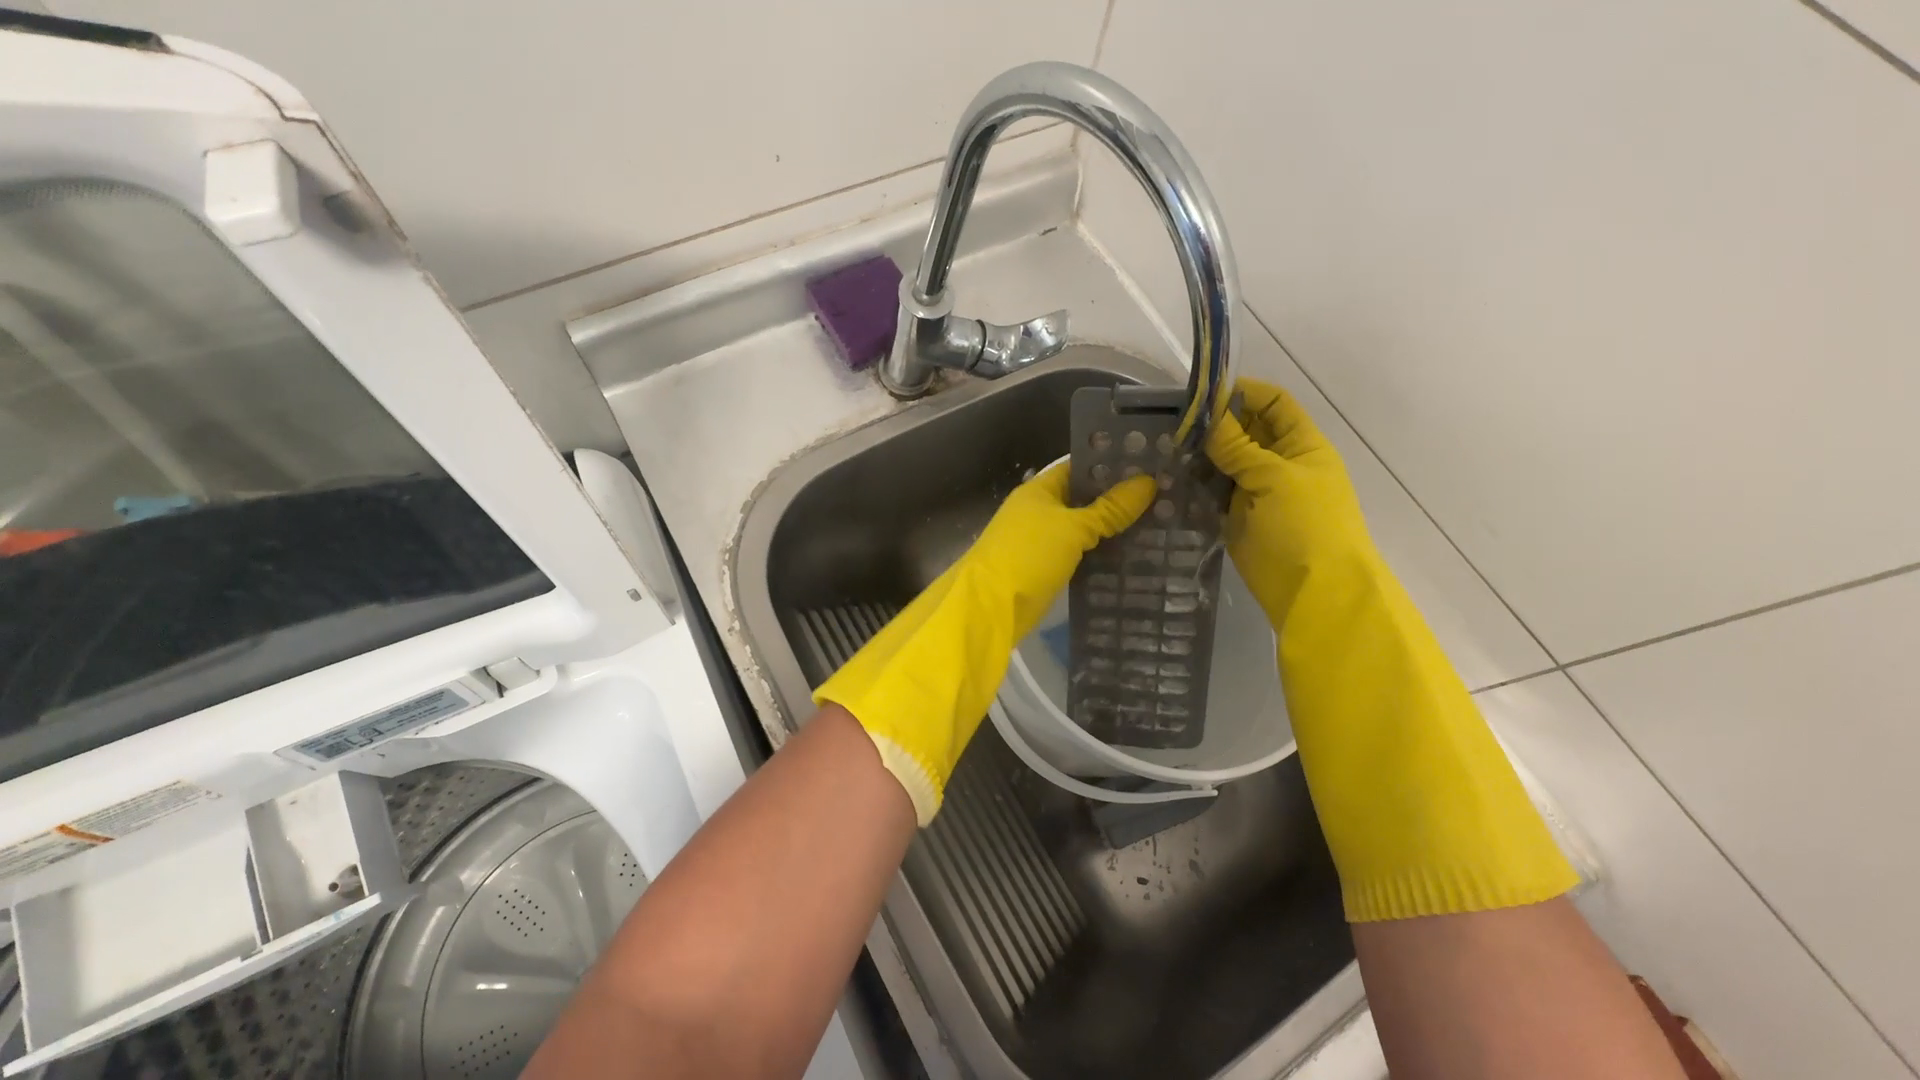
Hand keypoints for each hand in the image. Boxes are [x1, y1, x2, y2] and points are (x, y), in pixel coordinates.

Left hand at [815, 463, 1154, 823]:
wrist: (989, 608)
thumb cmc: (1026, 556)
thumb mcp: (1073, 529)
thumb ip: (1110, 509)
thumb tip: (1148, 483)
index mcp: (1039, 490)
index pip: (1079, 466)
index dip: (1111, 463)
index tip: (1149, 462)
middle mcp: (1038, 511)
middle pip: (1083, 498)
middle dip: (1118, 498)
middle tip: (1165, 494)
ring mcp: (1040, 542)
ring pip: (1084, 528)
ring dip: (1113, 528)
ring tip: (1160, 522)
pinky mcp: (1045, 569)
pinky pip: (1080, 553)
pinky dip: (1102, 552)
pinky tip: (1134, 555)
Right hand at [1205, 378, 1576, 921]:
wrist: (1317, 595)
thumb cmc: (1307, 528)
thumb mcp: (1274, 478)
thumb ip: (1239, 448)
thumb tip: (1209, 419)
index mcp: (1302, 446)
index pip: (1271, 403)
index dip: (1240, 393)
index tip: (1197, 393)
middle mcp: (1281, 465)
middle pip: (1244, 432)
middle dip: (1211, 425)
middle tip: (1165, 424)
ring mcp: (1259, 496)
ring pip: (1224, 465)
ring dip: (1197, 458)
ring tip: (1157, 451)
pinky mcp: (1239, 524)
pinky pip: (1213, 497)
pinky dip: (1193, 489)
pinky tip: (1164, 484)